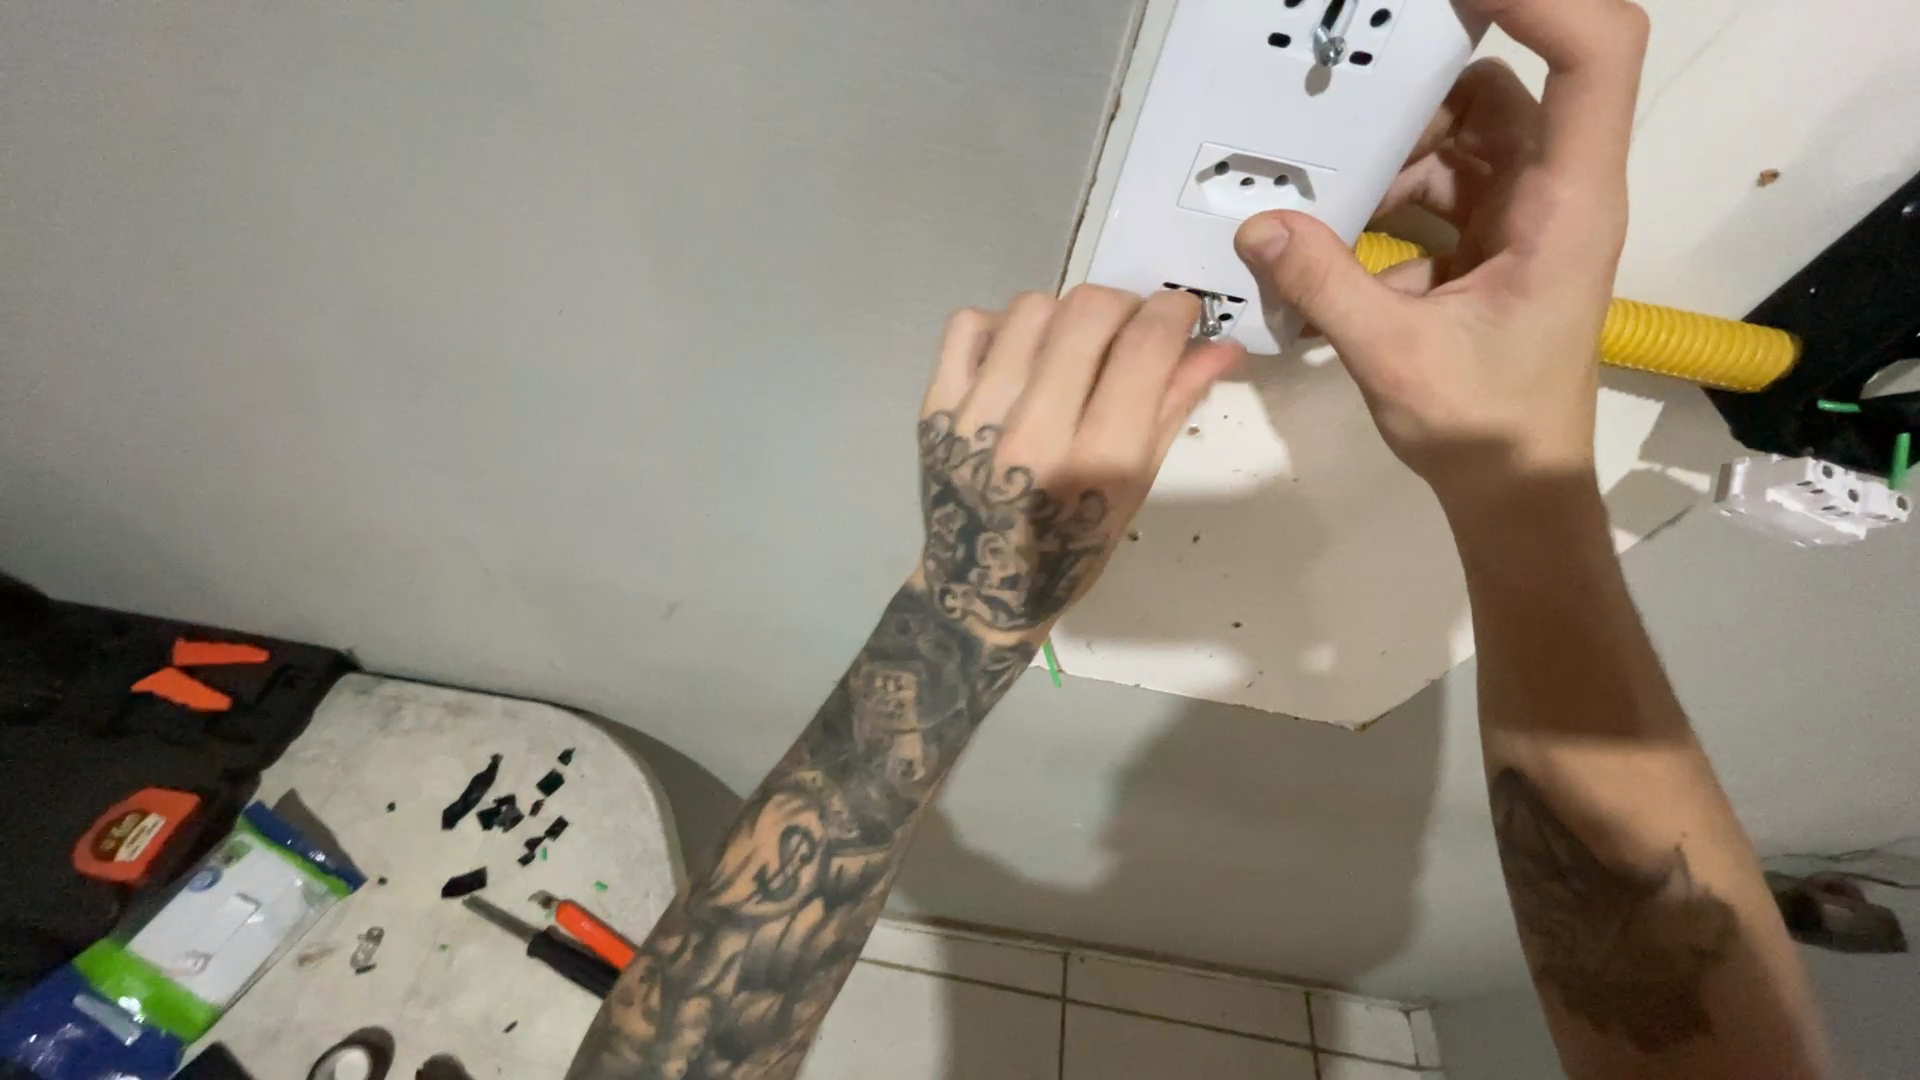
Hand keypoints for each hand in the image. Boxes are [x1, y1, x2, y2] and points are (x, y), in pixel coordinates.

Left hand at [915, 287, 1242, 640]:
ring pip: (1030, 308)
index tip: (1178, 313)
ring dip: (1064, 314)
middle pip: (1088, 311)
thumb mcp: (1133, 490)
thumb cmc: (1071, 551)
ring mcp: (975, 417)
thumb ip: (1173, 408)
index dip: (1175, 311)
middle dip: (1124, 305)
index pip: (1145, 345)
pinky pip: (967, 324)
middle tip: (1127, 330)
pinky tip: (1016, 355)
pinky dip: (1000, 325)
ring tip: (1070, 347)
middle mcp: (1034, 431)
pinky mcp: (934, 409)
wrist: (980, 590)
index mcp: (1098, 461)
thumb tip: (1222, 344)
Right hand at [1234, 0, 1649, 506]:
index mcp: (1564, 205)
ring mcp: (1520, 229)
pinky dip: (1386, 213)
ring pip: (1464, 152)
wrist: (1509, 484)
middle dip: (1422, 101)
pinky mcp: (1488, 258)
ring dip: (1394, 165)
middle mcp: (1552, 199)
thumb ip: (1324, 285)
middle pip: (1507, 96)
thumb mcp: (1391, 352)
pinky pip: (1438, 203)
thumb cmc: (1477, 422)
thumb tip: (1256, 226)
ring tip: (1322, 200)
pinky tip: (1333, 249)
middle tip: (1343, 114)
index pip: (1591, 55)